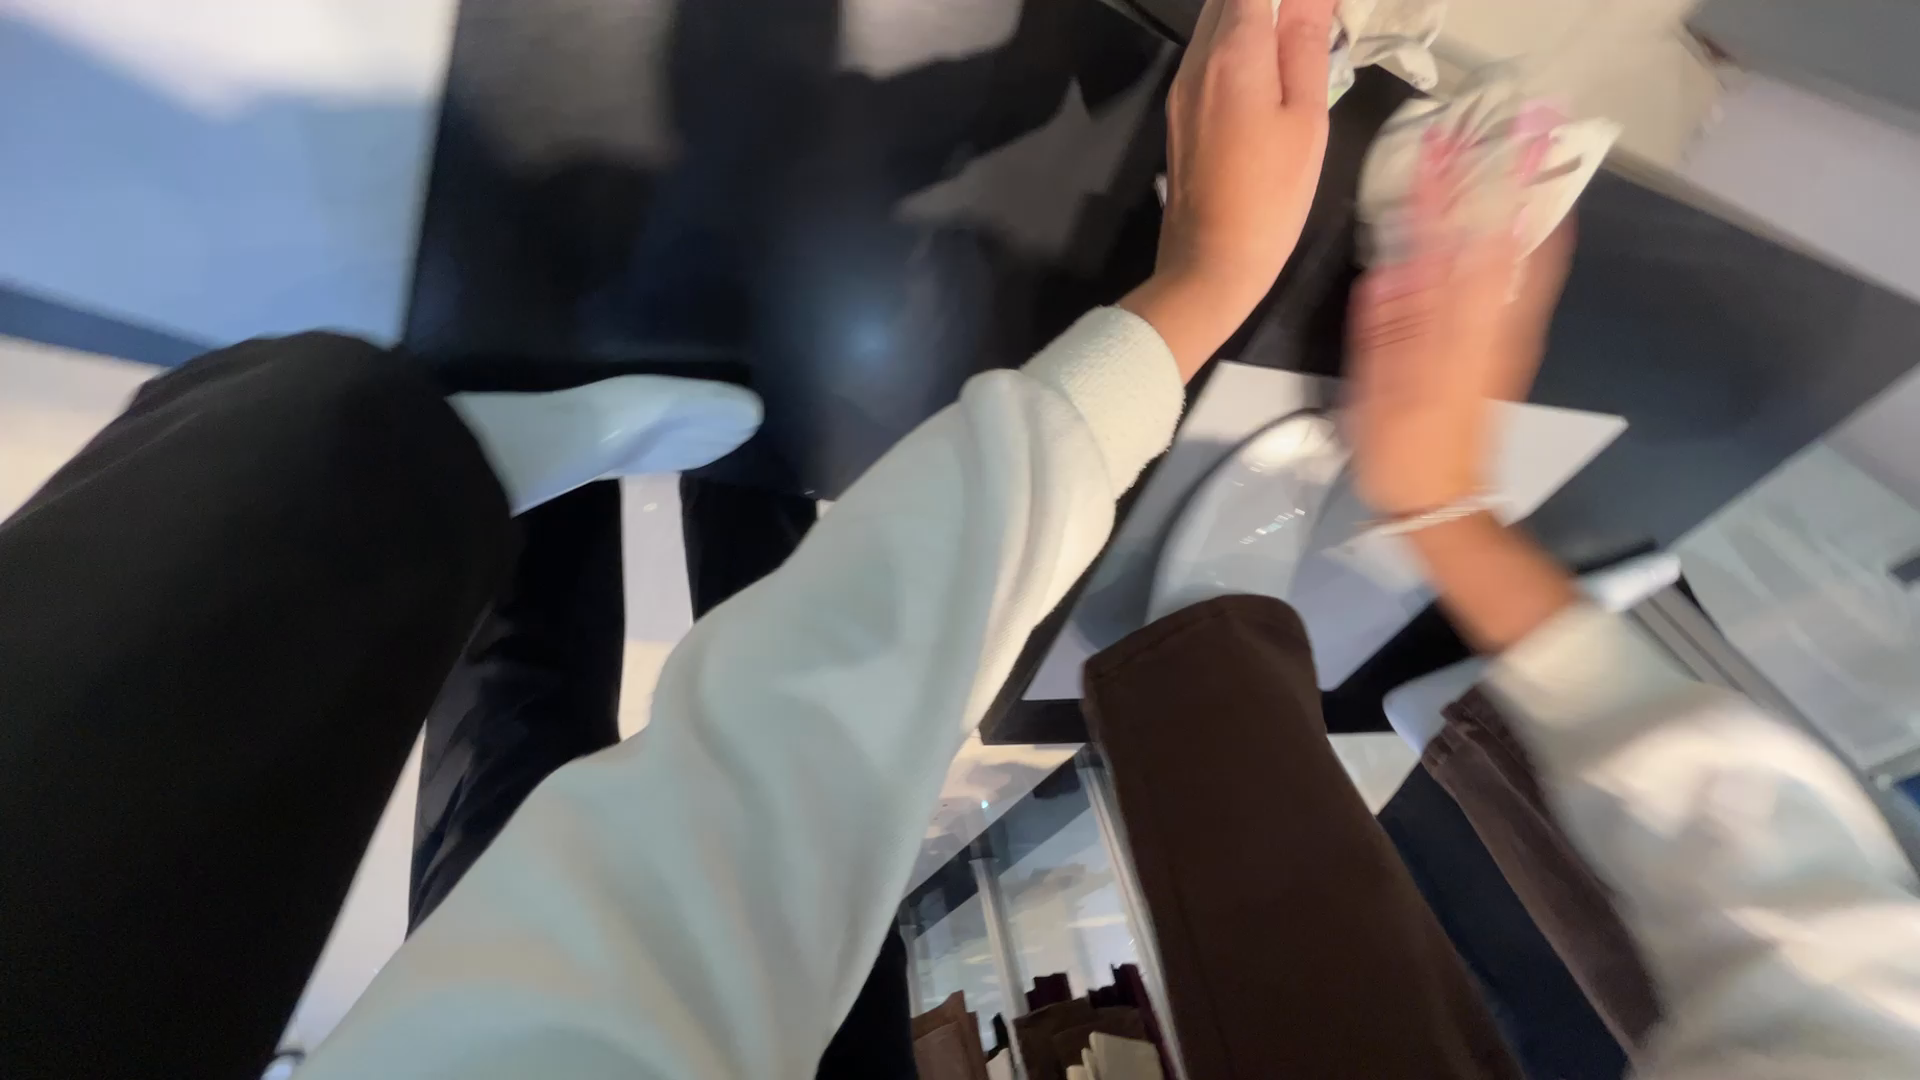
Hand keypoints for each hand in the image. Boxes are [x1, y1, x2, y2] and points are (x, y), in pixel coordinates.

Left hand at [1121, 0, 1336, 379]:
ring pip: (1214, 23)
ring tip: (1297, 37)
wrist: (1209, 264)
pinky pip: (1206, 57)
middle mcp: (1196, 62)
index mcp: (1233, 52)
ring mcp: (1180, 92)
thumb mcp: (1306, 117)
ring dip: (1253, 14)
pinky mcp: (1178, 118)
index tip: (1314, 8)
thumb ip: (1307, 42)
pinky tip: (1269, 66)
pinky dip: (1236, 44)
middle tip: (1309, 23)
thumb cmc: (1270, 197)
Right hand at [1345, 136, 1574, 516]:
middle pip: (1495, 248)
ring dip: (1516, 212)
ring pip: (1518, 264)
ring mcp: (1503, 341)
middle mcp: (1487, 331)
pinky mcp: (1505, 353)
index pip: (1444, 256)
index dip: (1440, 203)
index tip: (1437, 155)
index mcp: (1447, 341)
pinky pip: (1524, 290)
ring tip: (1513, 168)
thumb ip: (1382, 336)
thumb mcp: (1377, 399)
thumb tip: (1385, 274)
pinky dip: (1530, 251)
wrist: (1441, 500)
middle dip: (1493, 194)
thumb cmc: (1400, 454)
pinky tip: (1524, 234)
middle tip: (1494, 142)